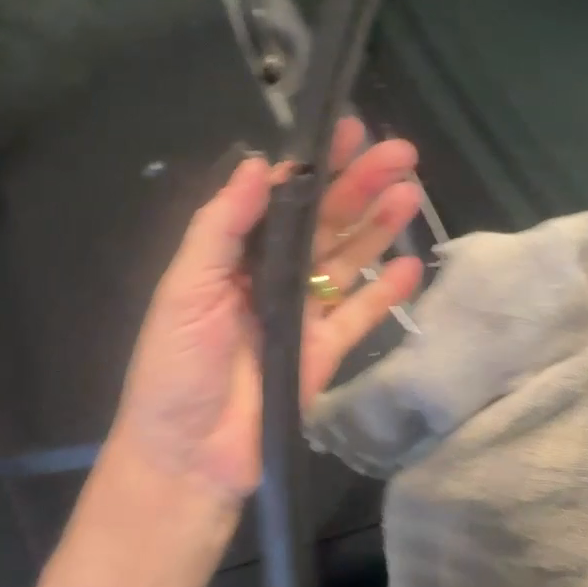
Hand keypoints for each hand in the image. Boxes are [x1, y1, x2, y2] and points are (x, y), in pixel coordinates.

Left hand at [114, 118, 425, 501]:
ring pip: (345, 263)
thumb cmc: (176, 366)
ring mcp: (299, 318)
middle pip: (322, 225)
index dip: (314, 166)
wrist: (188, 454)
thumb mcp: (185, 288)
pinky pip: (358, 317)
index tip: (348, 132)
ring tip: (411, 194)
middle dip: (359, 187)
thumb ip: (221, 226)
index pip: (280, 201)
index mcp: (232, 259)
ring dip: (378, 229)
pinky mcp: (323, 355)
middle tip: (402, 153)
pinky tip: (410, 268)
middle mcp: (268, 280)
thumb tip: (258, 163)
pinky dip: (384, 294)